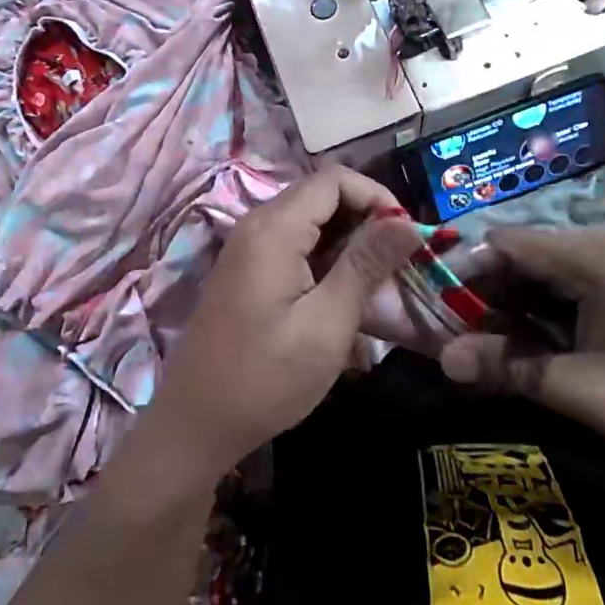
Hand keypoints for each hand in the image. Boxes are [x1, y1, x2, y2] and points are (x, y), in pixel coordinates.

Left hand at [143, 167, 422, 477]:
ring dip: (351, 244)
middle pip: (324, 196)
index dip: (377, 197)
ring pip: (313, 222)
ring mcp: (249, 248)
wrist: (195, 425)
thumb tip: (409, 223)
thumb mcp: (327, 324)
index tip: (406, 236)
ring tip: (379, 284)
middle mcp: (257, 225)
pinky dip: (328, 260)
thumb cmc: (265, 378)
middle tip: (399, 263)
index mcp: (274, 229)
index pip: (335, 179)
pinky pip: (297, 245)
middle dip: (368, 221)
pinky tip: (346, 297)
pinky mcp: (249, 270)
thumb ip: (367, 265)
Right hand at [439, 227, 604, 481]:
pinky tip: (524, 351)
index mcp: (589, 256)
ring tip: (477, 349)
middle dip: (482, 295)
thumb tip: (441, 359)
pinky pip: (566, 294)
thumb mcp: (585, 391)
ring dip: (508, 310)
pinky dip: (538, 318)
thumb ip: (509, 368)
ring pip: (540, 278)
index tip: (430, 309)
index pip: (503, 243)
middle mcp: (598, 250)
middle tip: (448, 337)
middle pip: (519, 258)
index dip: (462, 271)